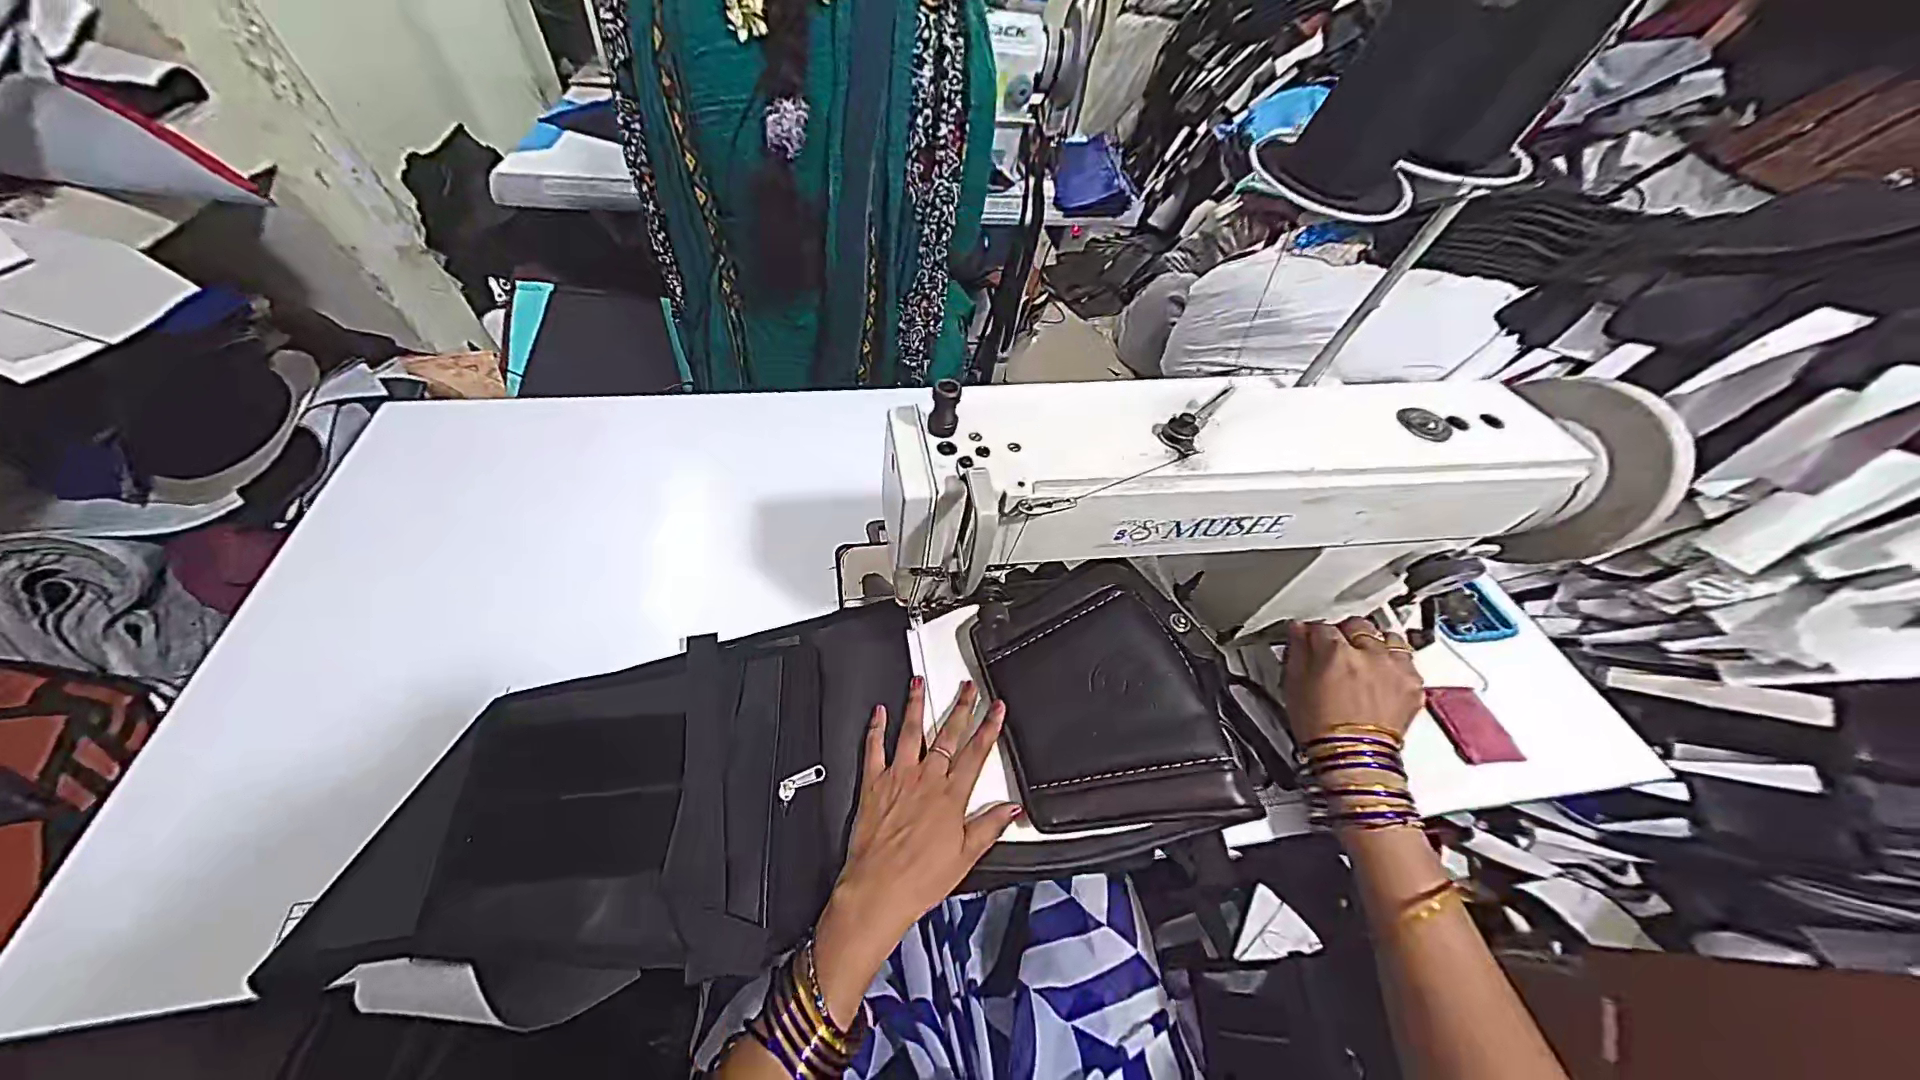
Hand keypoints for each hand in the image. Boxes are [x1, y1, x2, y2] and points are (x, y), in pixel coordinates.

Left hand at [811, 679, 1019, 1024]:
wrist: (878, 889)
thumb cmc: (919, 878)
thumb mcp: (966, 856)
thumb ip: (990, 826)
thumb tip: (1010, 808)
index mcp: (950, 796)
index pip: (976, 751)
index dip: (989, 726)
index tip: (996, 708)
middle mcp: (925, 780)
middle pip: (948, 734)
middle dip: (961, 706)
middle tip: (967, 686)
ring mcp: (898, 778)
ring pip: (911, 731)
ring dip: (917, 704)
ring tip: (921, 683)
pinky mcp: (873, 784)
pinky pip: (874, 748)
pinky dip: (876, 728)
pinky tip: (878, 712)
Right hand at [1282, 617, 1423, 743]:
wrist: (1354, 756)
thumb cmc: (1321, 727)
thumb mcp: (1293, 685)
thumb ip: (1297, 652)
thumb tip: (1299, 633)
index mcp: (1334, 651)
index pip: (1321, 626)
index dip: (1313, 633)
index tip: (1310, 639)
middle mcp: (1369, 653)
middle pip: (1358, 624)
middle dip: (1345, 633)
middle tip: (1337, 648)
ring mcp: (1394, 668)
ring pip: (1388, 637)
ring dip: (1375, 643)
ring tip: (1365, 657)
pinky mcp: (1413, 684)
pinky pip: (1406, 660)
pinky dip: (1394, 663)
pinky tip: (1382, 673)